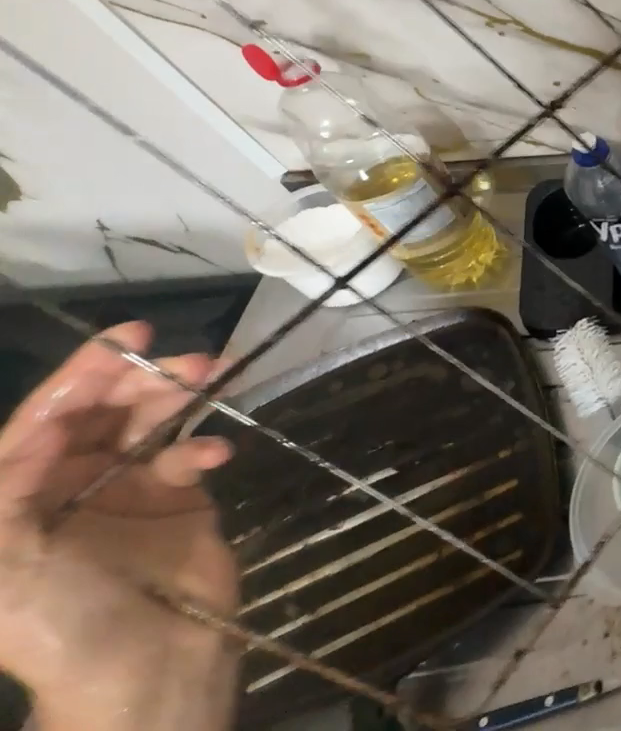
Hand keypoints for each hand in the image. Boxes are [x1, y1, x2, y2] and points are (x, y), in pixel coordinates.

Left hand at [0, 322, 239, 730]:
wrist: (146, 663)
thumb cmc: (57, 621)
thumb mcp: (7, 565)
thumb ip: (10, 493)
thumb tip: (44, 424)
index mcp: (11, 499)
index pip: (39, 424)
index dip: (76, 379)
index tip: (125, 340)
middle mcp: (64, 485)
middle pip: (98, 414)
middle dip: (136, 380)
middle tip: (182, 357)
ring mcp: (125, 490)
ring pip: (149, 423)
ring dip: (178, 398)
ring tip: (213, 378)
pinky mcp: (179, 498)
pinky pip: (189, 455)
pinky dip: (204, 446)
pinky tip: (217, 454)